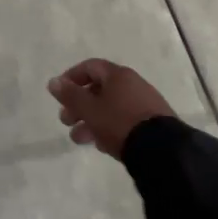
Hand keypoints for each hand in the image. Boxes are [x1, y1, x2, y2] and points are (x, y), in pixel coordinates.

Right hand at [48, 58, 175, 158]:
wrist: (164, 151)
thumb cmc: (120, 122)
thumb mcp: (89, 109)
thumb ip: (70, 95)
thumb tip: (53, 81)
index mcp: (118, 75)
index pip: (89, 67)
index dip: (71, 78)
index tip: (60, 94)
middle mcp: (133, 84)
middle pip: (99, 90)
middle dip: (79, 106)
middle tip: (66, 122)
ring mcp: (146, 104)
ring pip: (111, 108)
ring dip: (92, 121)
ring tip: (81, 140)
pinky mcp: (154, 124)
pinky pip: (125, 120)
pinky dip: (110, 128)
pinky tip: (103, 145)